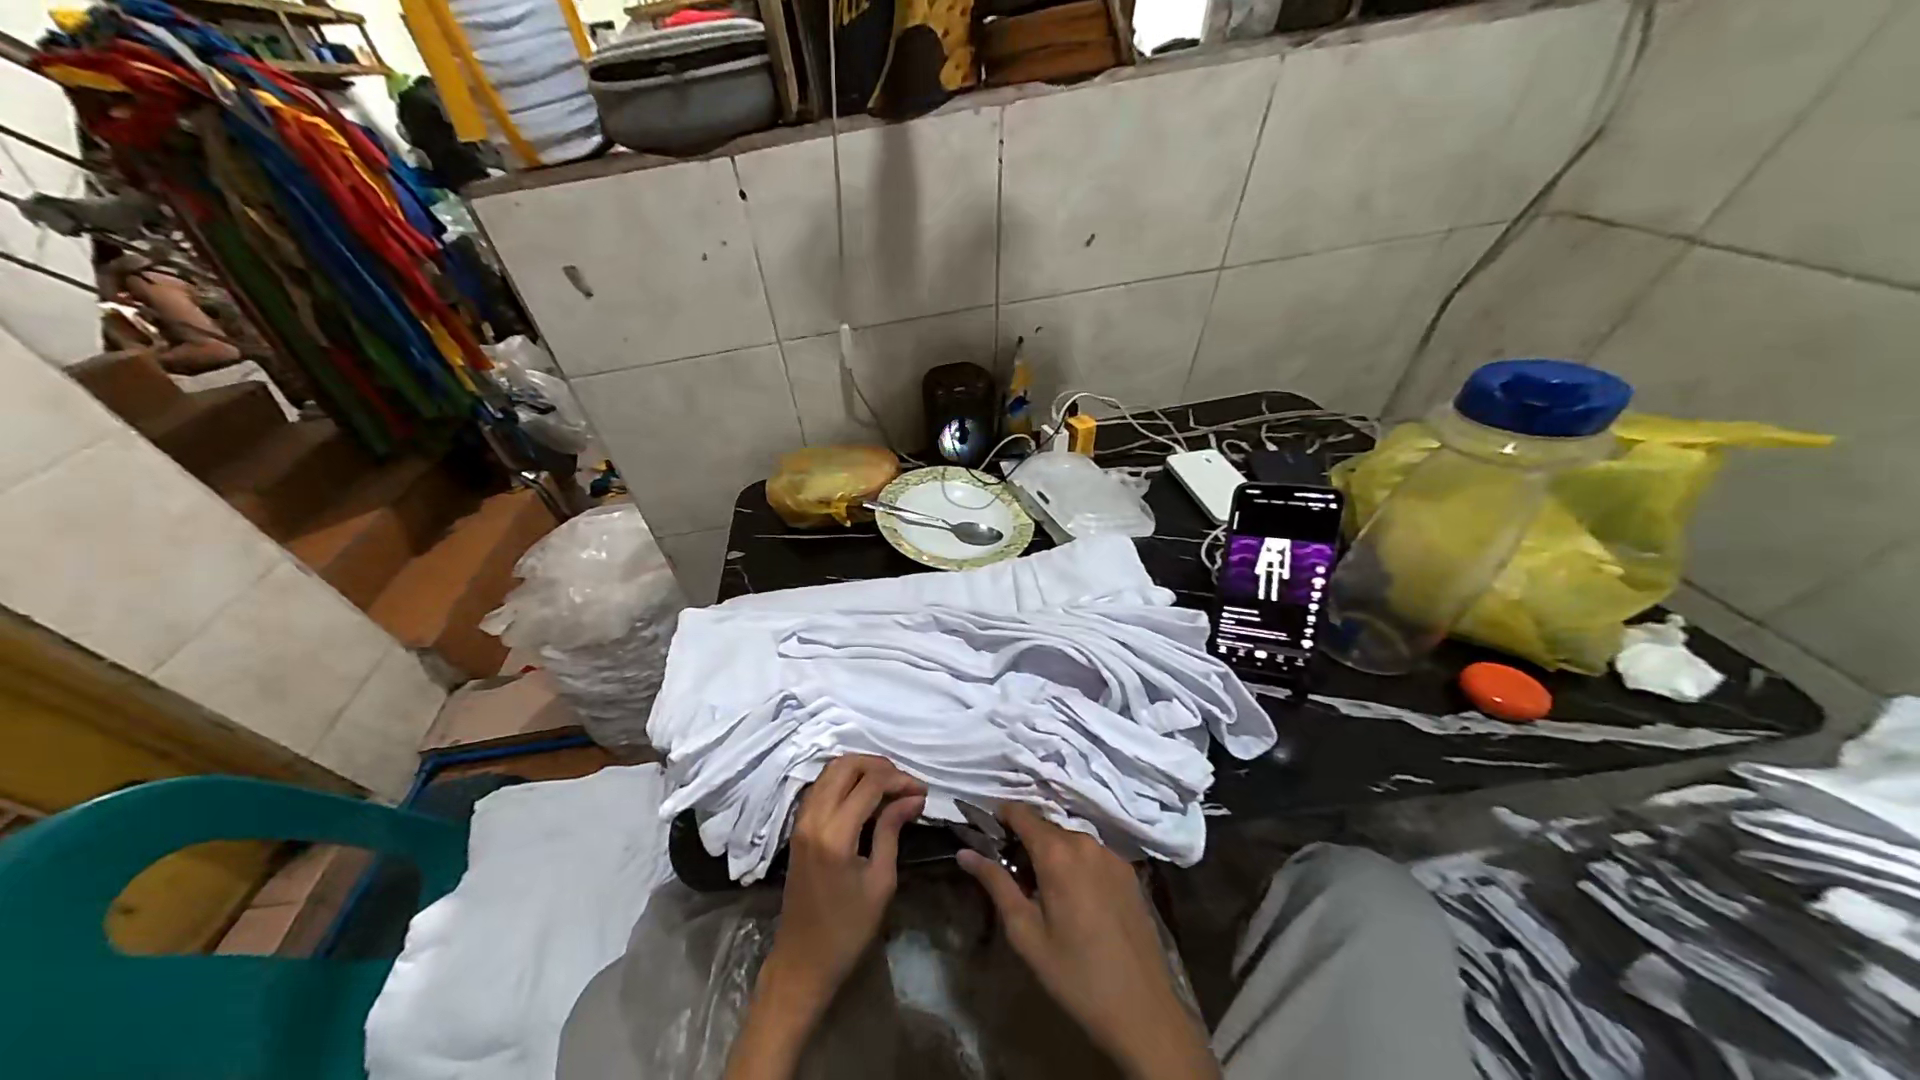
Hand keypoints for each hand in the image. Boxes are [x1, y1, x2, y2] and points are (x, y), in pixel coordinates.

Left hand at [725, 755, 925, 1079]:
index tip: (923, 791)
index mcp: (834, 834)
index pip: (870, 784)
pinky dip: (845, 780)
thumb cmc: (848, 929)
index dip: (900, 780)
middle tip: (906, 783)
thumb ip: (892, 831)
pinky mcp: (798, 827)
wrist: (803, 961)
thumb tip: (913, 798)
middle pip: (845, 766)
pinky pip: (821, 786)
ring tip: (890, 785)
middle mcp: (813, 818)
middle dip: (879, 766)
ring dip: (861, 770)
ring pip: (830, 771)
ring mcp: (801, 821)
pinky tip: (867, 795)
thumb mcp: (881, 881)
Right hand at [958, 805, 1218, 1079]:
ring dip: (1051, 853)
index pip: (1021, 814)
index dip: (1000, 816)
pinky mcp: (1130, 873)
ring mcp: (1113, 856)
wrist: (1142, 1010)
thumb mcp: (1025, 933)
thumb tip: (965, 853)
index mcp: (1058, 854)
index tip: (982, 829)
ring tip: (1039, 889)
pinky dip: (1075, 863)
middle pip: (1046, 827)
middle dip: (1024, 841)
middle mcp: (1087, 843)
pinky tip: (1073, 898)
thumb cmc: (1074, 974)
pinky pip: (1093, 855)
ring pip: (1070, 841)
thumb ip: (996, 884)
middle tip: (1008, 872)